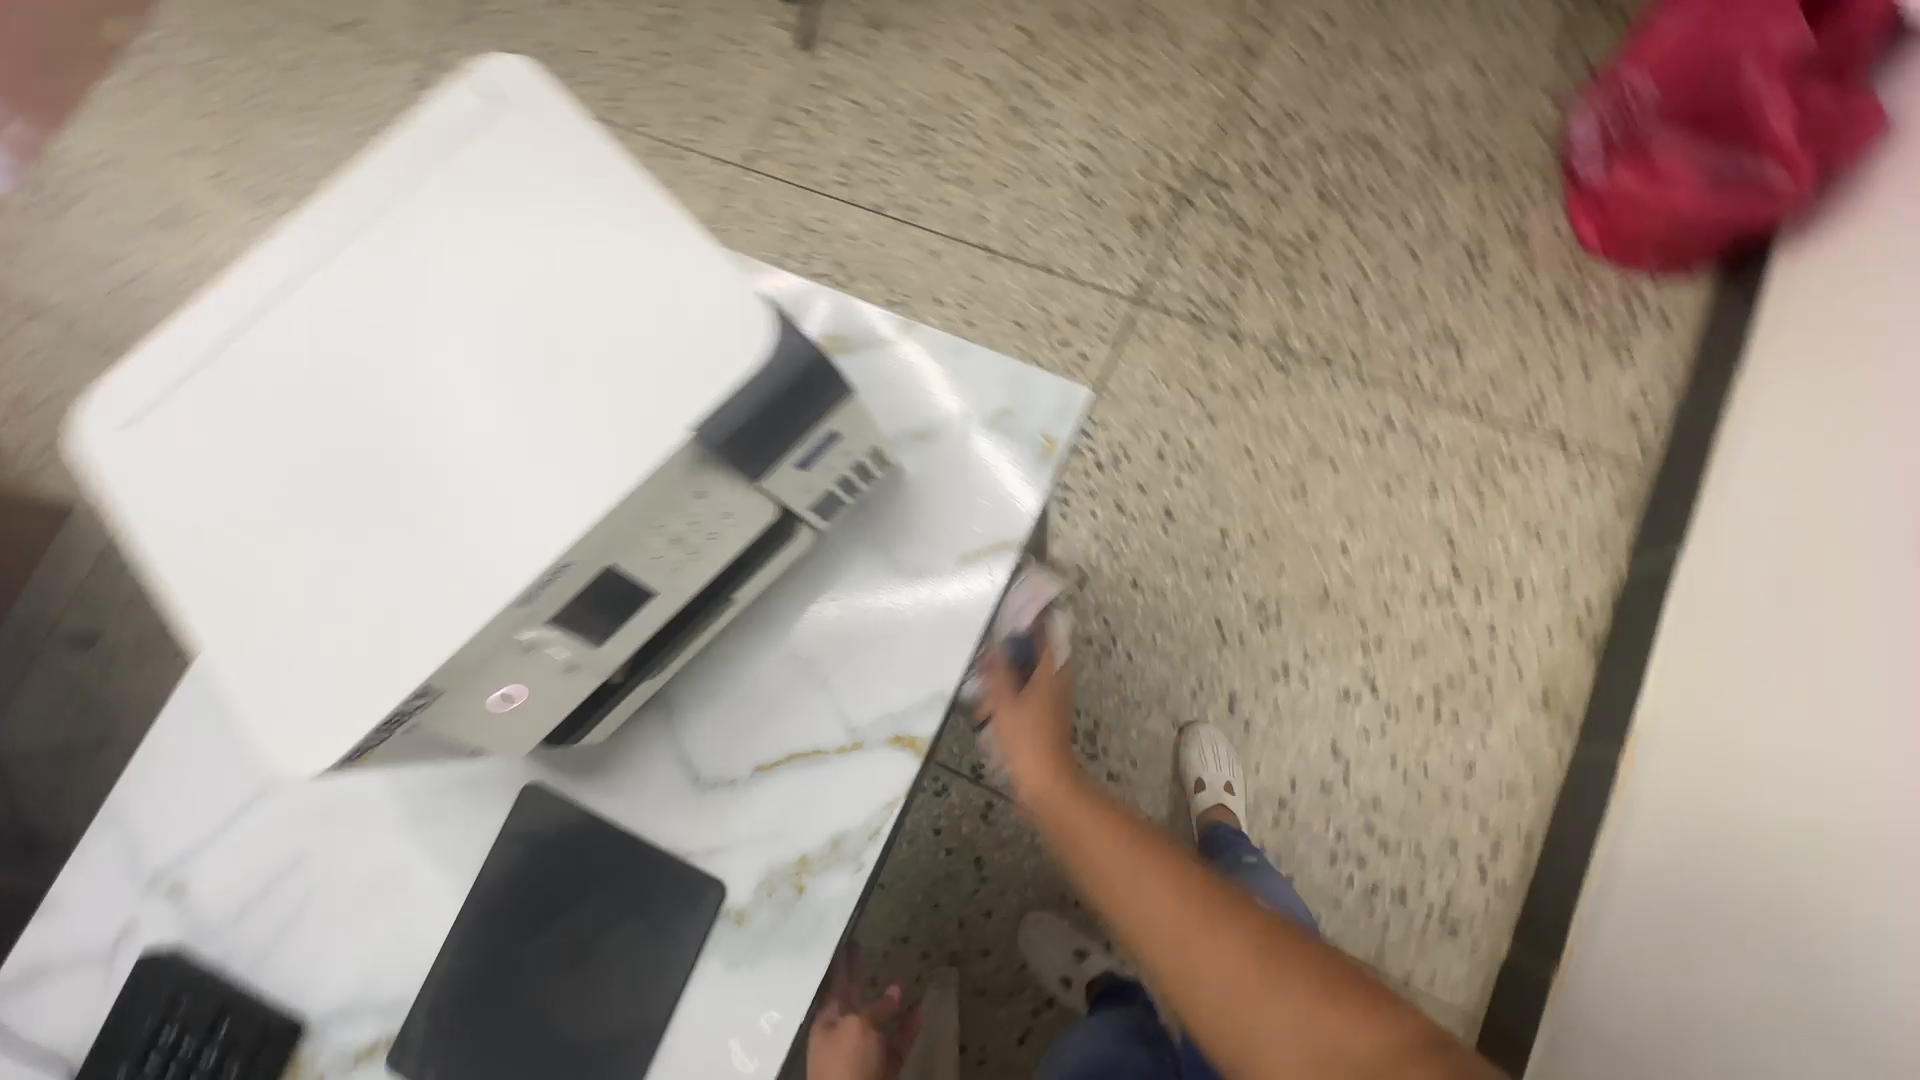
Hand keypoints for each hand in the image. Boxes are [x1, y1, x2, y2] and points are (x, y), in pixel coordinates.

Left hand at [807, 945, 919, 1079]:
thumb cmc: (845, 1065)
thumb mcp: (858, 1027)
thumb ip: (876, 1008)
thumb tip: (895, 991)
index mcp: (829, 1020)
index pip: (837, 983)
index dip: (843, 963)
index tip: (847, 940)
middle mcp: (844, 1033)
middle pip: (854, 998)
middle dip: (859, 975)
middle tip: (863, 947)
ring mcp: (863, 1053)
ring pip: (878, 1023)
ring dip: (890, 1004)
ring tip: (903, 982)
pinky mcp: (881, 1070)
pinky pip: (895, 1045)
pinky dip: (907, 1030)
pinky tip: (919, 1013)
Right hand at [975, 637, 1079, 807]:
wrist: (1046, 782)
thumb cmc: (1026, 738)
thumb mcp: (1004, 701)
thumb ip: (998, 670)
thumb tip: (995, 644)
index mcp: (1052, 669)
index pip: (1045, 631)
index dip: (1028, 620)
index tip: (1005, 615)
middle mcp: (1057, 678)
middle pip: (1032, 654)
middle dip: (1007, 659)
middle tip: (984, 667)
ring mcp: (1053, 697)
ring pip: (1026, 676)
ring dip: (1004, 682)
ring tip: (984, 700)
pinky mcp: (1046, 715)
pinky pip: (1025, 695)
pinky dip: (1008, 699)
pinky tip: (989, 714)